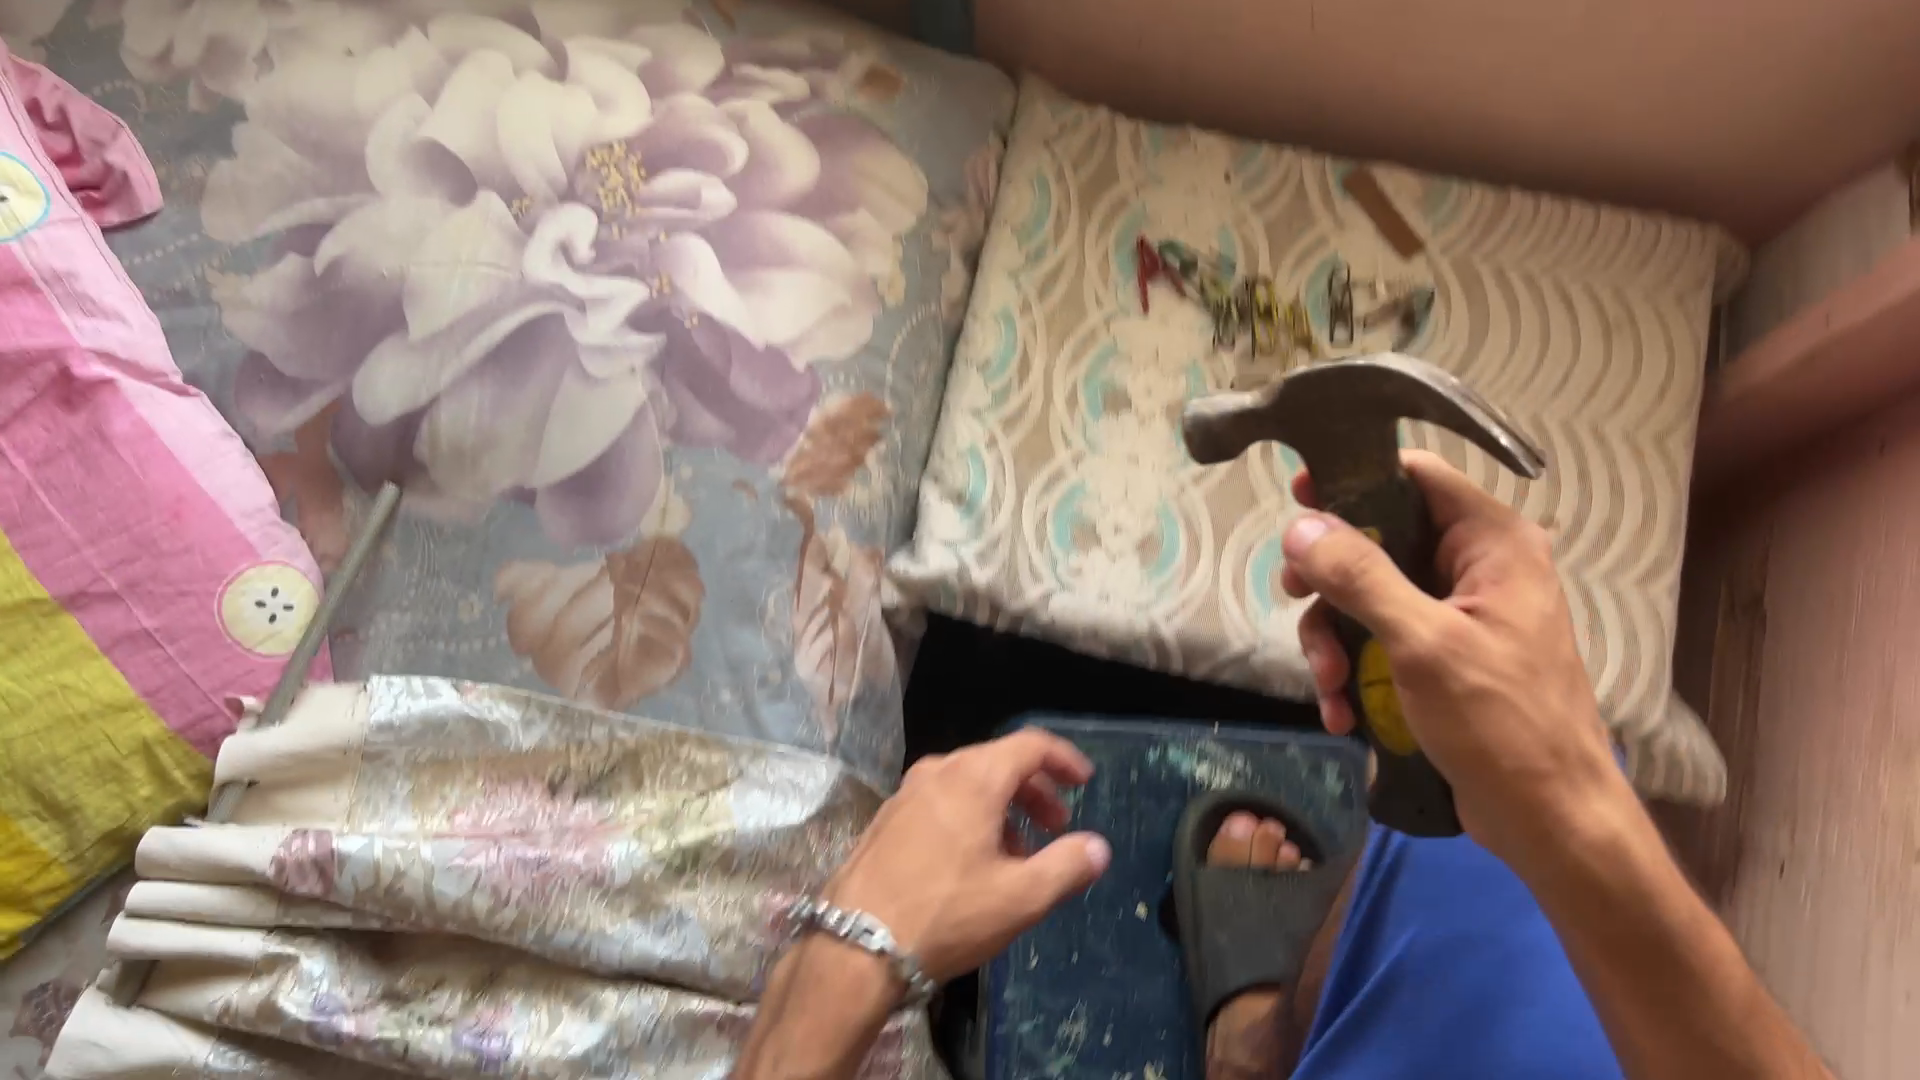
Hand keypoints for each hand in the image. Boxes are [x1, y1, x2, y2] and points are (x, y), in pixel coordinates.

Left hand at [822, 729, 1111, 981]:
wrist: (854, 946)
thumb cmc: (945, 913)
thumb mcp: (1019, 898)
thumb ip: (1067, 866)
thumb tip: (1099, 847)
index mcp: (974, 778)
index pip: (1030, 745)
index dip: (1063, 759)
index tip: (1085, 782)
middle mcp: (939, 772)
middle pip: (999, 762)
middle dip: (1035, 790)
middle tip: (1057, 827)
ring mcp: (907, 793)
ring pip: (969, 783)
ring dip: (1003, 807)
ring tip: (1018, 853)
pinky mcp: (888, 818)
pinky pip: (942, 801)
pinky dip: (971, 816)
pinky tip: (973, 862)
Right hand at [1281, 450, 1630, 864]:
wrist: (1547, 819)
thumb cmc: (1501, 722)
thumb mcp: (1423, 643)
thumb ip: (1361, 578)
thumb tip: (1300, 527)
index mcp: (1491, 544)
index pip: (1415, 477)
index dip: (1353, 478)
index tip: (1299, 498)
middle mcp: (1474, 568)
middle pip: (1376, 538)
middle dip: (1329, 579)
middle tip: (1294, 596)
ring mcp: (1453, 613)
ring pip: (1365, 594)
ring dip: (1333, 638)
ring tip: (1330, 686)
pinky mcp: (1436, 653)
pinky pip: (1373, 637)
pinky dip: (1350, 669)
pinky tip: (1341, 710)